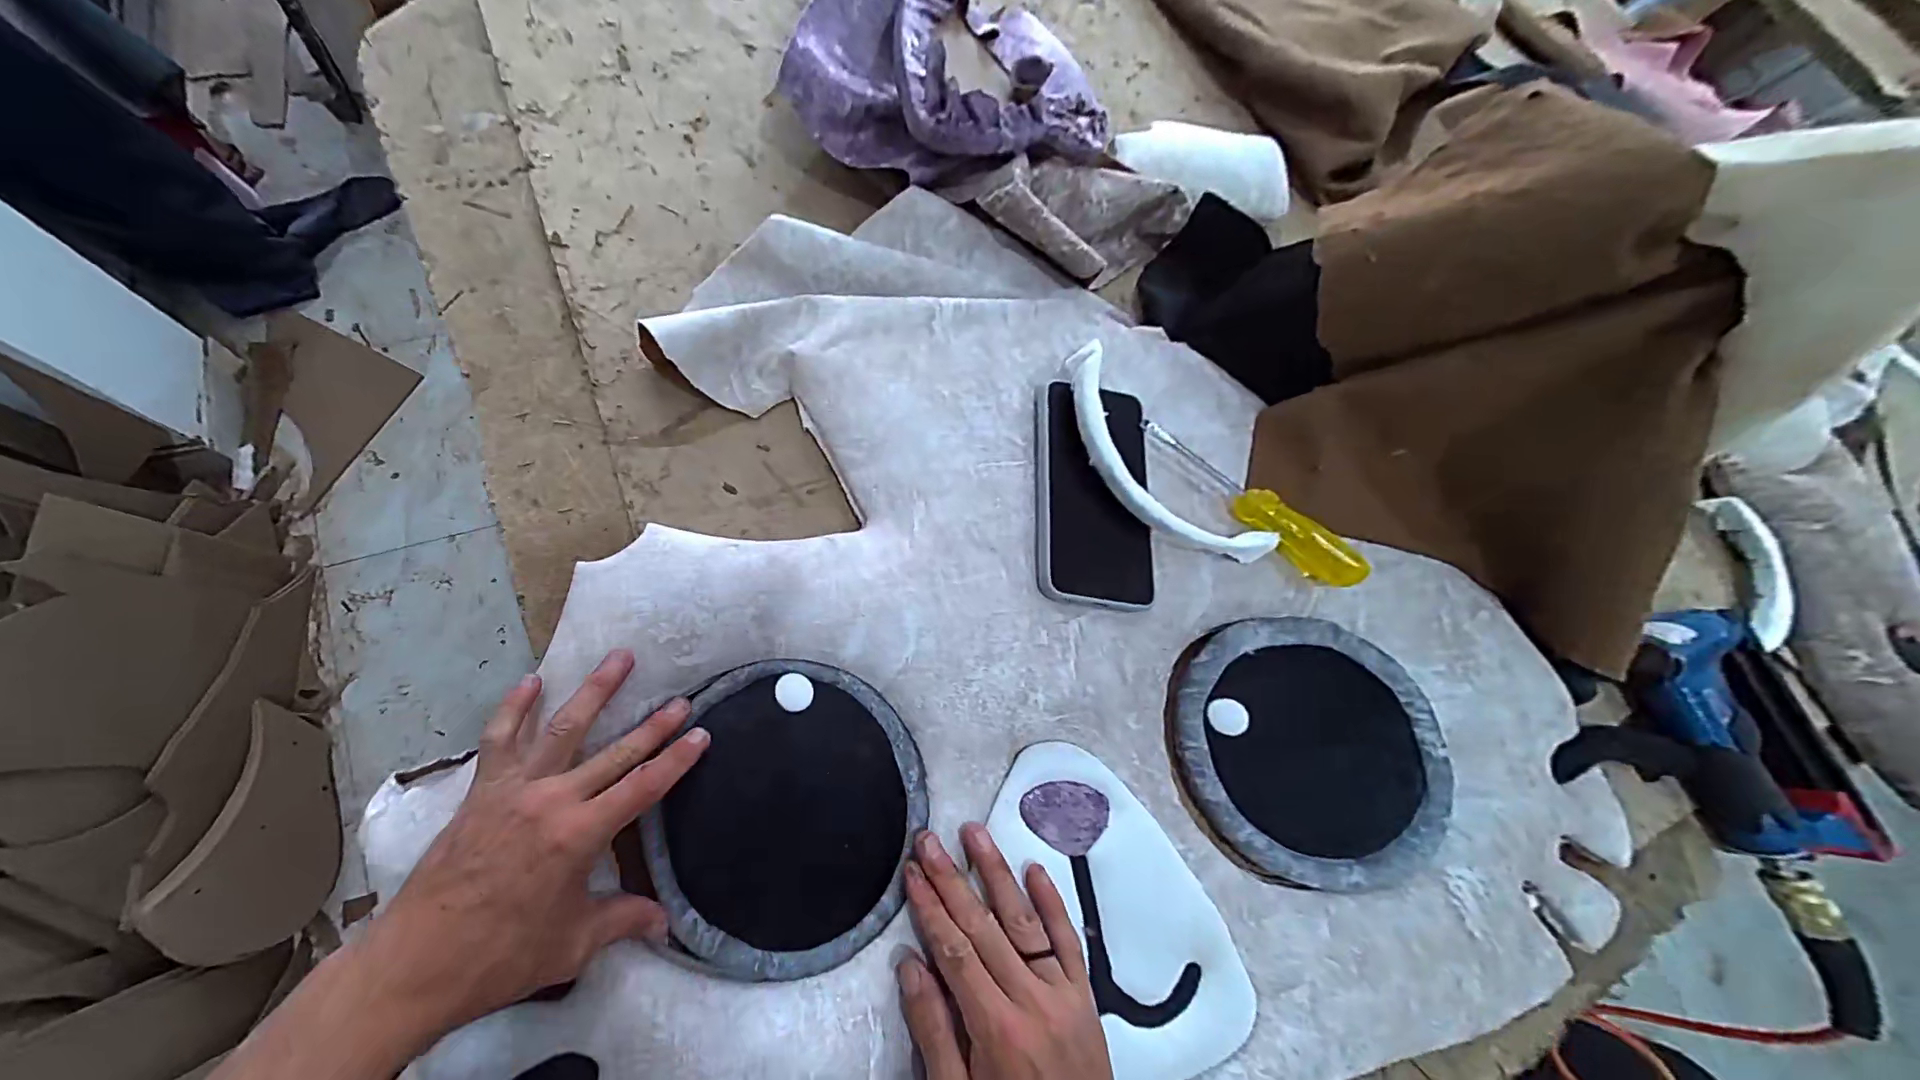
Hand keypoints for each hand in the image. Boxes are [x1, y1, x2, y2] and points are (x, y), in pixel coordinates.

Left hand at [359, 649, 709, 1029]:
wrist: (411, 967)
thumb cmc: (500, 957)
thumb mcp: (572, 943)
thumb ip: (622, 920)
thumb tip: (665, 924)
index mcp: (579, 835)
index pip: (643, 787)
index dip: (677, 760)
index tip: (701, 735)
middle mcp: (551, 801)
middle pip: (615, 753)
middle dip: (654, 726)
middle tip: (681, 701)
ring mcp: (513, 790)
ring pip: (563, 729)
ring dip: (596, 691)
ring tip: (620, 658)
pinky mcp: (482, 792)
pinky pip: (499, 740)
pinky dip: (514, 708)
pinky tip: (531, 681)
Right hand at [898, 824, 1111, 1079]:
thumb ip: (934, 1032)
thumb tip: (911, 964)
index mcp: (996, 1028)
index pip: (954, 950)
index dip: (929, 907)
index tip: (911, 872)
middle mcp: (1031, 999)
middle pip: (982, 925)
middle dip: (951, 878)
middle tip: (929, 840)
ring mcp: (1062, 992)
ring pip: (1023, 920)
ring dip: (996, 872)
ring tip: (974, 833)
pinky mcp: (1085, 994)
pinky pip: (1067, 940)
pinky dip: (1051, 902)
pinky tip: (1034, 868)